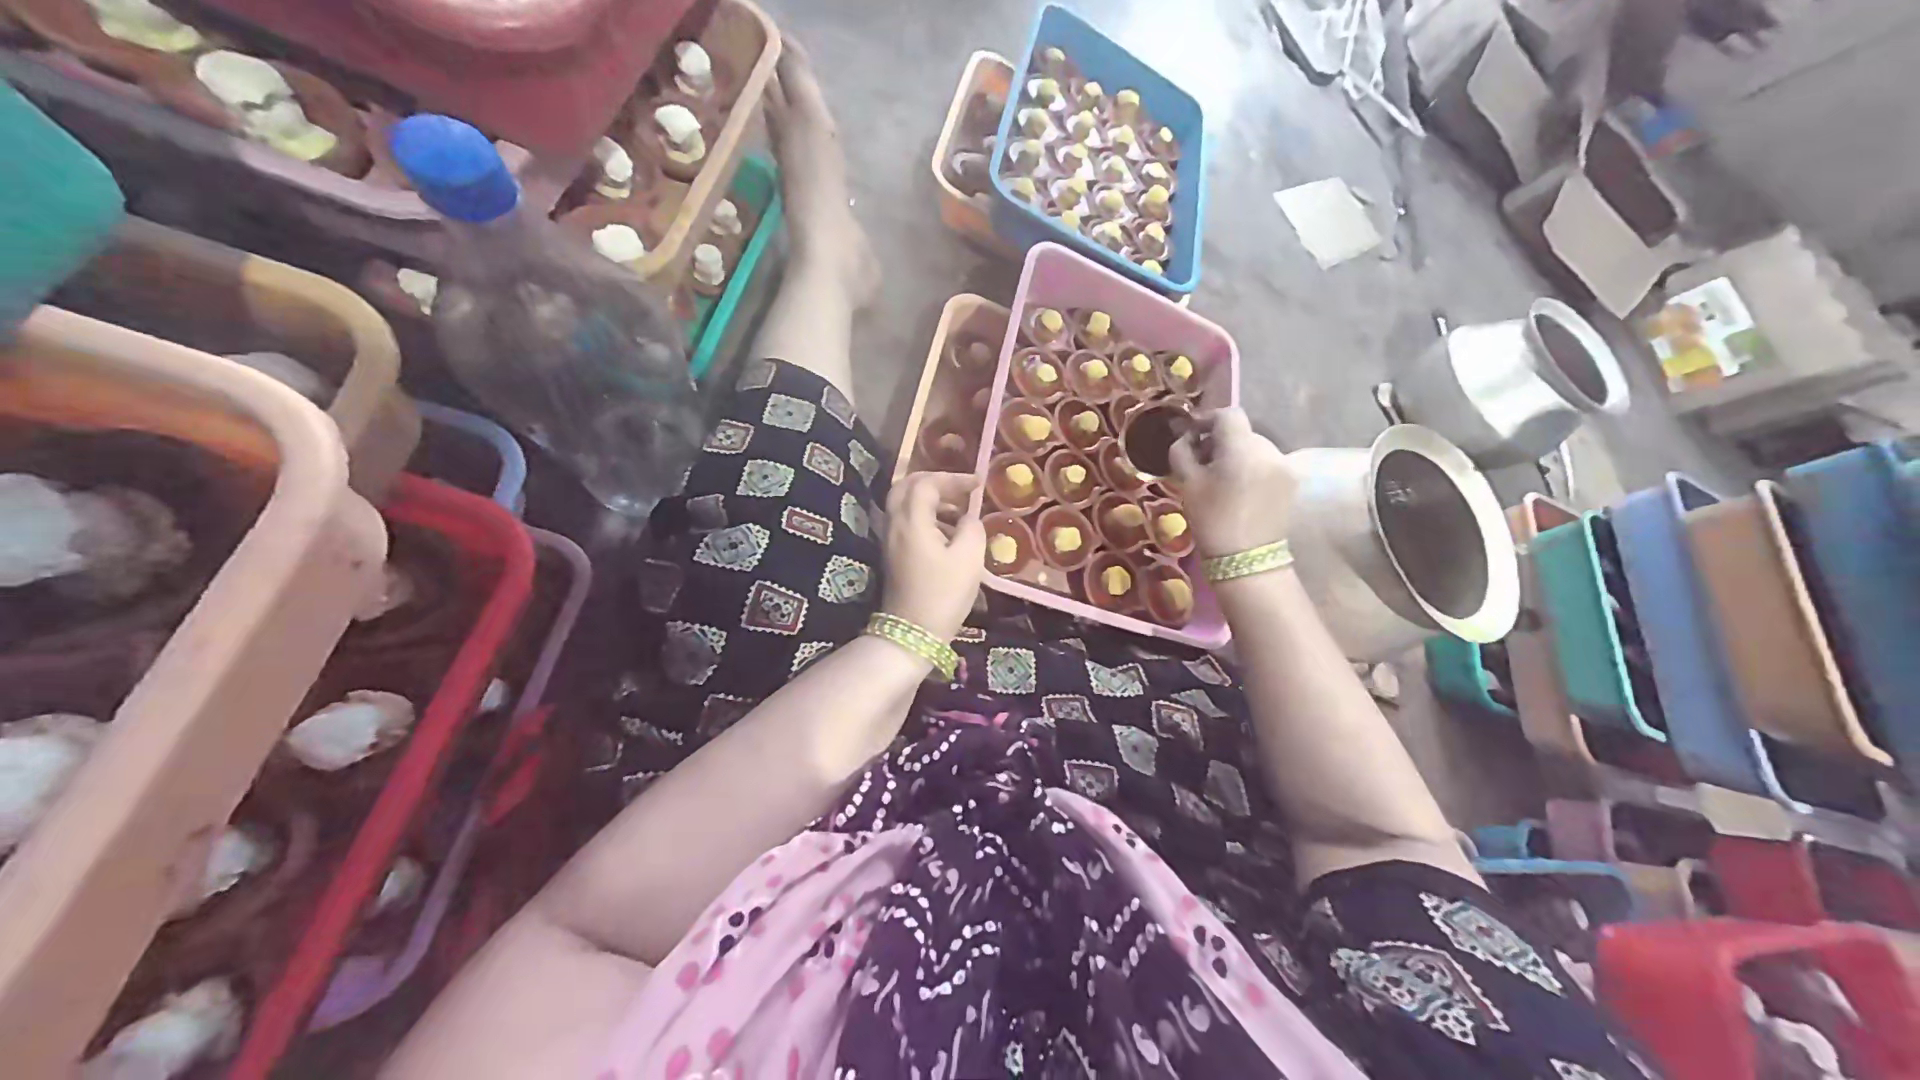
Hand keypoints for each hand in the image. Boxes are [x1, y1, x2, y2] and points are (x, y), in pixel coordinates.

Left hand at [880, 472, 985, 641]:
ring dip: (929, 500)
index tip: (978, 484)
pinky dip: (924, 517)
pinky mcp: (892, 555)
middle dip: (934, 482)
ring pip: (903, 504)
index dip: (953, 479)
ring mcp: (889, 540)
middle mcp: (894, 524)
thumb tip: (967, 518)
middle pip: (906, 486)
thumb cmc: (943, 594)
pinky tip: (946, 533)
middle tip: (959, 489)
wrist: (912, 633)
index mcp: (912, 520)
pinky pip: (904, 522)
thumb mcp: (969, 558)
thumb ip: (972, 528)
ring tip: (958, 511)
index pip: (927, 483)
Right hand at [1167, 407, 1295, 557]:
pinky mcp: (1291, 481)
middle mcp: (1269, 450)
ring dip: (1237, 454)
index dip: (1207, 419)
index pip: (1228, 414)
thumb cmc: (1212, 521)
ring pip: (1255, 447)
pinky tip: (1239, 489)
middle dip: (1221, 440)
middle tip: (1202, 461)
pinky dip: (1251, 467)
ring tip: (1221, 477)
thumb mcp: (1188, 485)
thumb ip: (1183, 453)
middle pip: (1242, 431)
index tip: (1192, 436)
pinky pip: (1266, 463)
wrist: (1247, 560)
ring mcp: (1284, 465)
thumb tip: (1185, 438)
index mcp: (1242, 449)